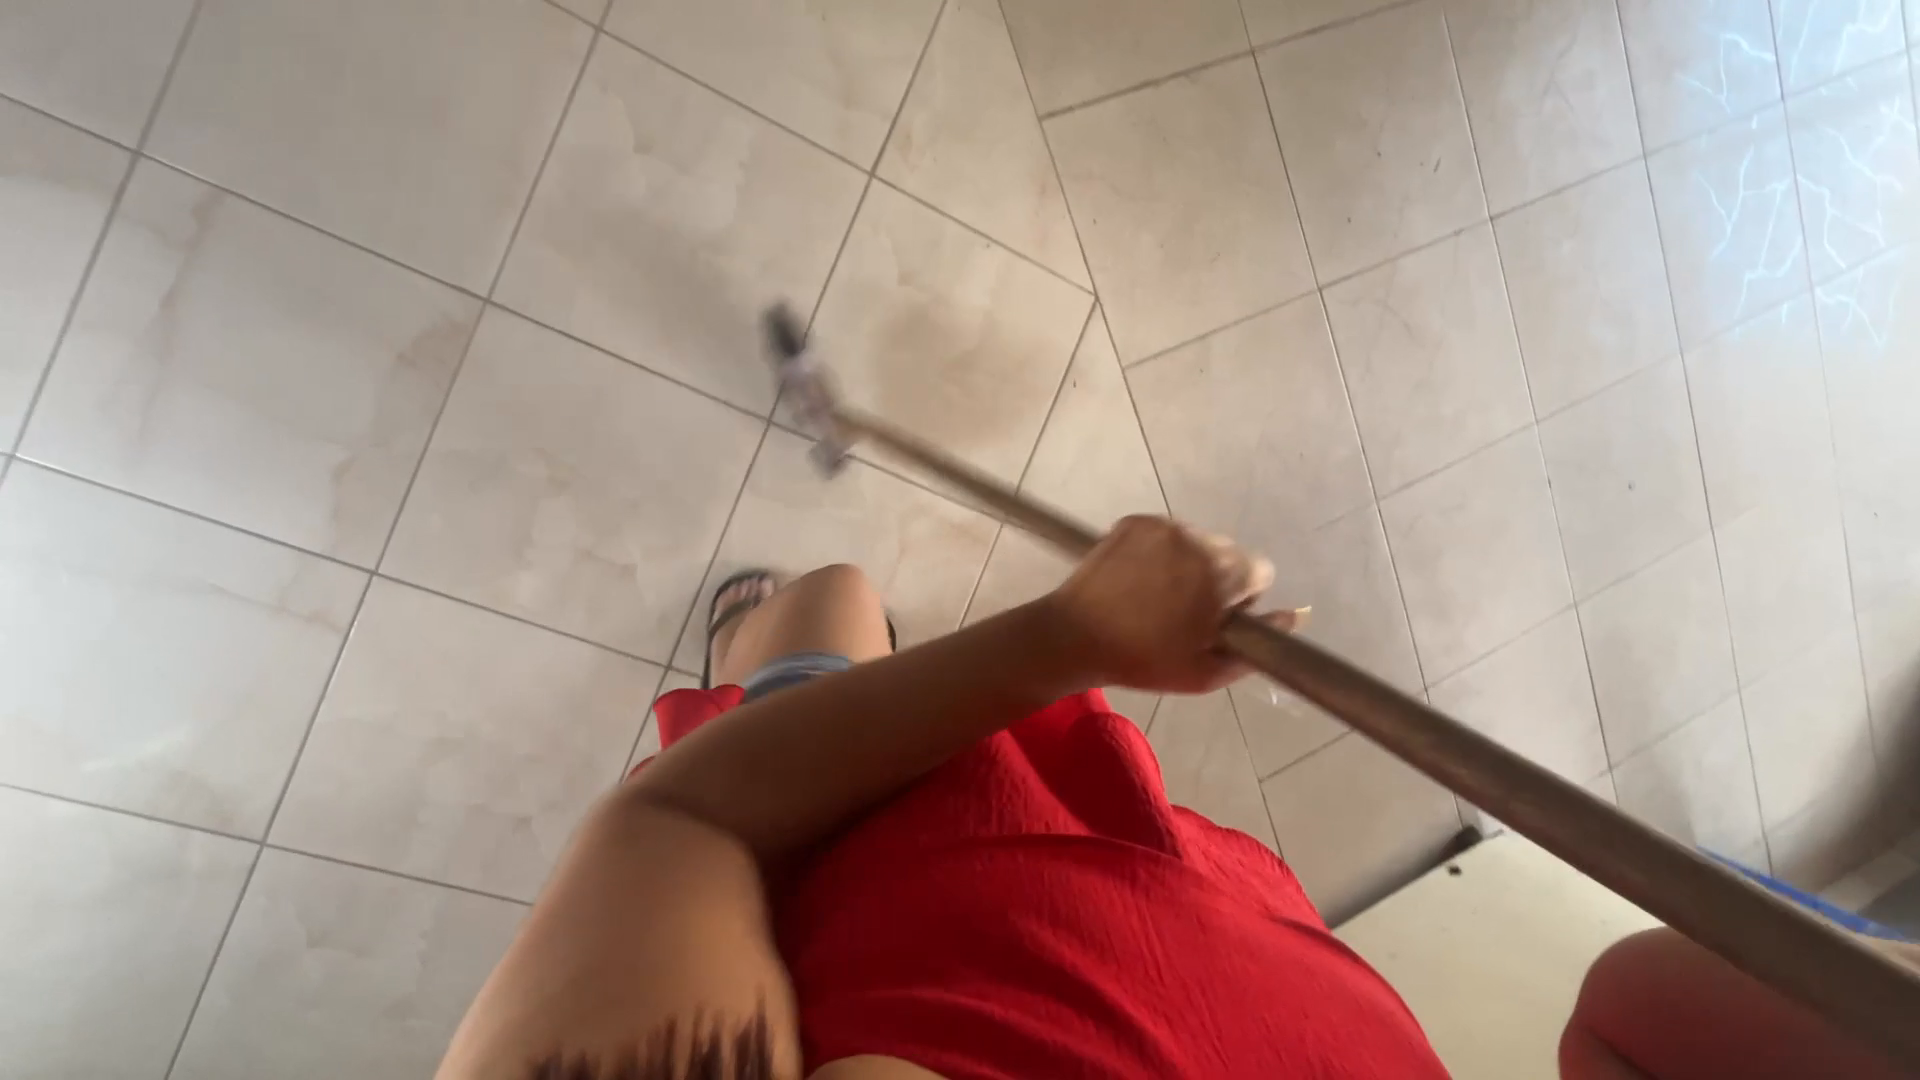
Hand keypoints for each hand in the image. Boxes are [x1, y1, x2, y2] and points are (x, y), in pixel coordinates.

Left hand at [1043, 515, 1296, 694]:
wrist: (1074, 636)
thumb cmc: (1144, 660)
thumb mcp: (1208, 670)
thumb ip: (1258, 643)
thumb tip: (1293, 616)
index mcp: (1222, 572)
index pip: (1260, 570)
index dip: (1243, 598)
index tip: (1214, 620)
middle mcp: (1196, 538)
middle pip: (1228, 553)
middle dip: (1216, 578)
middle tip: (1181, 611)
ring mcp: (1161, 525)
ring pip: (1195, 542)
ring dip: (1187, 563)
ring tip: (1154, 596)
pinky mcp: (1133, 522)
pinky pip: (1163, 534)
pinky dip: (1158, 552)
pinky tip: (1136, 579)